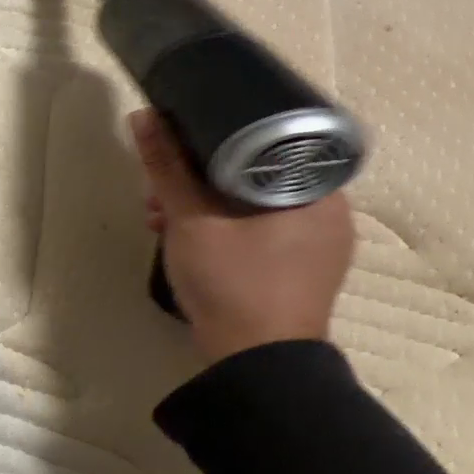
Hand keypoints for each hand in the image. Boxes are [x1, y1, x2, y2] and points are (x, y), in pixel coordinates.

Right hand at [130, 108, 355, 362]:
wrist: (255, 357)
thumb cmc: (233, 280)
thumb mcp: (189, 217)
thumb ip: (167, 166)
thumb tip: (145, 116)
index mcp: (318, 197)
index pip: (268, 144)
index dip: (217, 138)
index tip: (178, 146)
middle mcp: (328, 216)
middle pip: (252, 173)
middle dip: (197, 176)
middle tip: (159, 187)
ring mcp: (315, 245)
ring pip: (248, 201)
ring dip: (200, 201)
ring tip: (161, 214)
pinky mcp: (297, 266)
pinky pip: (254, 226)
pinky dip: (217, 223)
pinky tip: (181, 232)